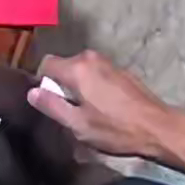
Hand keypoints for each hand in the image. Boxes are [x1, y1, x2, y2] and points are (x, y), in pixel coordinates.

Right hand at [27, 51, 184, 161]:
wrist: (152, 124)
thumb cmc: (113, 128)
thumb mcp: (78, 124)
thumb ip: (52, 106)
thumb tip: (32, 92)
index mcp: (77, 67)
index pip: (46, 63)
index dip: (42, 81)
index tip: (47, 102)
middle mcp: (90, 56)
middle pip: (64, 65)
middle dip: (61, 85)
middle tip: (68, 112)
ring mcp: (106, 60)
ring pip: (80, 69)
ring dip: (77, 86)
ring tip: (85, 111)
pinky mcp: (117, 67)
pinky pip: (94, 71)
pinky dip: (91, 84)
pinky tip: (102, 106)